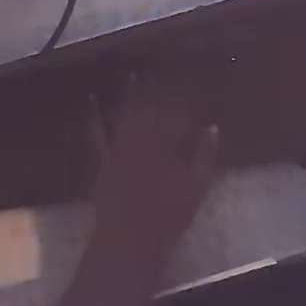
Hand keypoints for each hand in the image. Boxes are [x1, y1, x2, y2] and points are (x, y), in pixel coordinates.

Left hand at [88, 82, 220, 259]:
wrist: (129, 236)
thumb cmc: (168, 215)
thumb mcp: (197, 186)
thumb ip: (206, 155)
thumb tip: (212, 127)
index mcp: (167, 143)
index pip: (177, 111)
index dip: (184, 96)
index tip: (189, 82)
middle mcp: (142, 138)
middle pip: (151, 107)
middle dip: (158, 89)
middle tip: (162, 69)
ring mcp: (120, 146)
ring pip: (126, 114)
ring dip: (130, 94)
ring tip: (134, 74)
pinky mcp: (104, 158)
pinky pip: (97, 133)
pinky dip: (95, 115)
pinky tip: (93, 100)